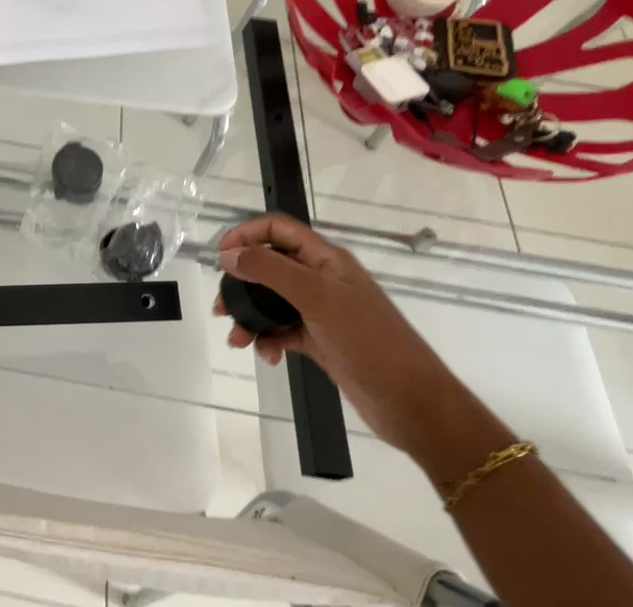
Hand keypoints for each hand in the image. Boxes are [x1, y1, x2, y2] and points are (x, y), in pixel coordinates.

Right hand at [215, 213, 467, 460]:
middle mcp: (322, 279)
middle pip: (270, 265)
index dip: (246, 235)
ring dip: (249, 316)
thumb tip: (228, 254)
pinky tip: (266, 355)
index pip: (278, 229)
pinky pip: (282, 330)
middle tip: (220, 306)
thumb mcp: (316, 298)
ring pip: (272, 301)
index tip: (221, 257)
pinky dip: (268, 339)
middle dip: (241, 282)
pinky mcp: (320, 340)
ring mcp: (322, 311)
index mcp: (326, 259)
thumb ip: (270, 270)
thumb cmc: (368, 341)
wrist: (412, 402)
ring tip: (237, 339)